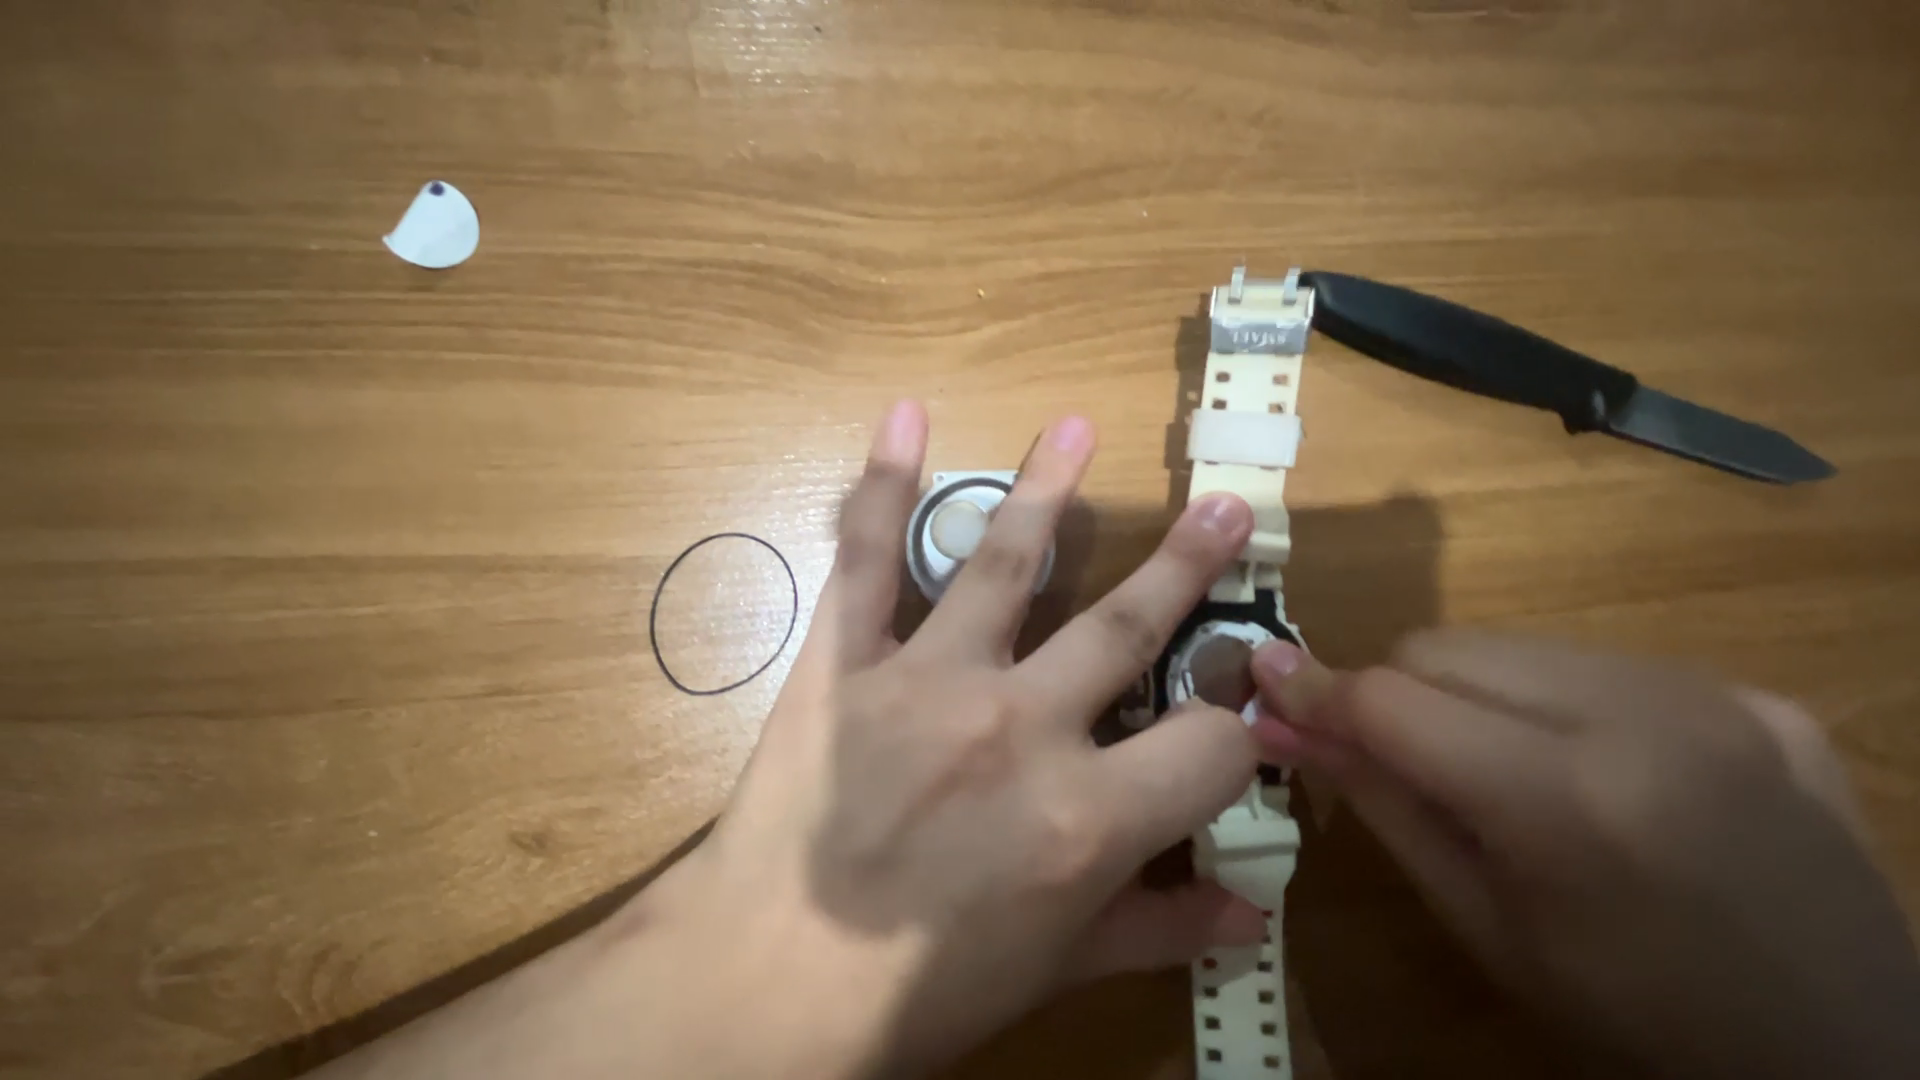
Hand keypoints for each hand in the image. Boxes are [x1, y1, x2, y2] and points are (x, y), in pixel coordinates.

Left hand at [639, 401, 1270, 1076]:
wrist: (764, 982)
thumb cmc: (917, 990)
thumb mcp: (1053, 972)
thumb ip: (1156, 930)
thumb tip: (1251, 915)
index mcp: (1086, 816)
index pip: (1208, 747)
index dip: (1237, 733)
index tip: (1234, 719)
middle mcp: (1020, 726)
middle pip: (1126, 624)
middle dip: (1187, 564)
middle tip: (1224, 504)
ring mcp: (928, 678)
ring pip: (1004, 563)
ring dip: (1046, 488)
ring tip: (1076, 426)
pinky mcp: (846, 660)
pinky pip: (867, 559)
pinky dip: (879, 485)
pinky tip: (903, 418)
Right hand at [1249, 632, 1919, 1079]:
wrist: (1848, 1053)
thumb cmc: (1629, 1011)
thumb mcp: (1479, 919)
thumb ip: (1378, 802)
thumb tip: (1282, 723)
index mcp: (1569, 801)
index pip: (1393, 701)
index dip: (1312, 689)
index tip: (1258, 676)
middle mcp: (1644, 718)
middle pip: (1440, 648)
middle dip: (1390, 691)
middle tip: (1385, 750)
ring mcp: (1712, 697)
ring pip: (1507, 642)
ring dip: (1464, 689)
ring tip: (1488, 761)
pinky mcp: (1749, 694)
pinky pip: (1590, 660)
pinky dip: (1545, 696)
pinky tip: (1580, 763)